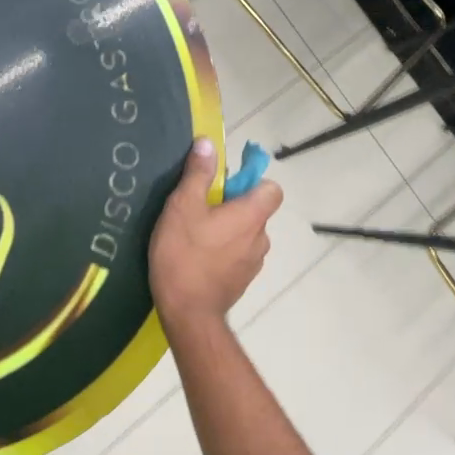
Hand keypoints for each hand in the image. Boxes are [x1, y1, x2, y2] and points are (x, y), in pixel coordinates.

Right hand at [148, 138, 283, 338]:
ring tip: (192, 230)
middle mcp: (260, 238)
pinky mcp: (242, 279)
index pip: (272, 190)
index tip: (224, 182)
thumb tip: (208, 143)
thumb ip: (198, 174)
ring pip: (245, 232)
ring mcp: (254, 262)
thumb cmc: (184, 252)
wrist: (188, 311)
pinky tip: (196, 253)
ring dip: (225, 226)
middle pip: (254, 210)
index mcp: (251, 217)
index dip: (252, 180)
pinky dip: (222, 247)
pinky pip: (237, 252)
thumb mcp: (183, 205)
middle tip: (196, 205)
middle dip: (230, 203)